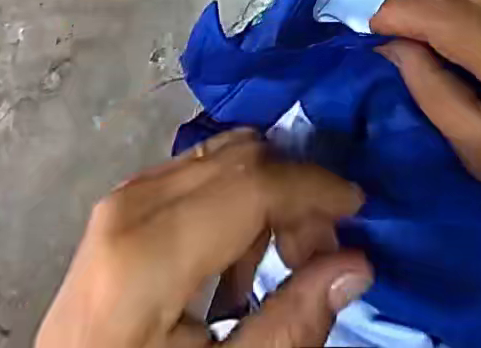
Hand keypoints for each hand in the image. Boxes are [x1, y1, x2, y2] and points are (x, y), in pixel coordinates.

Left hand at [36, 128, 372, 347]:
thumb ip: (289, 327)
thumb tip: (357, 264)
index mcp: (144, 254)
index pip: (255, 184)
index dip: (316, 190)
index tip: (358, 210)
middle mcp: (130, 206)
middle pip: (246, 160)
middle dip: (298, 194)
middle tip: (320, 252)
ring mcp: (122, 200)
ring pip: (230, 154)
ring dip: (273, 192)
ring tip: (282, 257)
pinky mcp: (122, 205)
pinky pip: (205, 166)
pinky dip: (242, 193)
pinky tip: (240, 254)